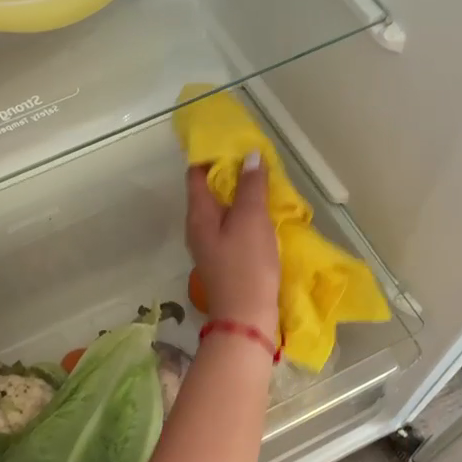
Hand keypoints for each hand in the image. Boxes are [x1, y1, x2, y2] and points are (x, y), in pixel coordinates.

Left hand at [186, 153, 280, 337]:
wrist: (245, 318)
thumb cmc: (246, 265)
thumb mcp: (251, 219)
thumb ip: (251, 186)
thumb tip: (250, 156)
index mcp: (198, 214)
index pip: (196, 174)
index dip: (212, 155)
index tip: (235, 144)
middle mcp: (198, 228)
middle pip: (209, 191)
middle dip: (230, 174)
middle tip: (257, 162)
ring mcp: (210, 246)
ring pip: (222, 211)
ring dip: (240, 197)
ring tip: (264, 184)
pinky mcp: (224, 260)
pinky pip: (232, 229)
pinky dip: (245, 217)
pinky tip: (264, 217)